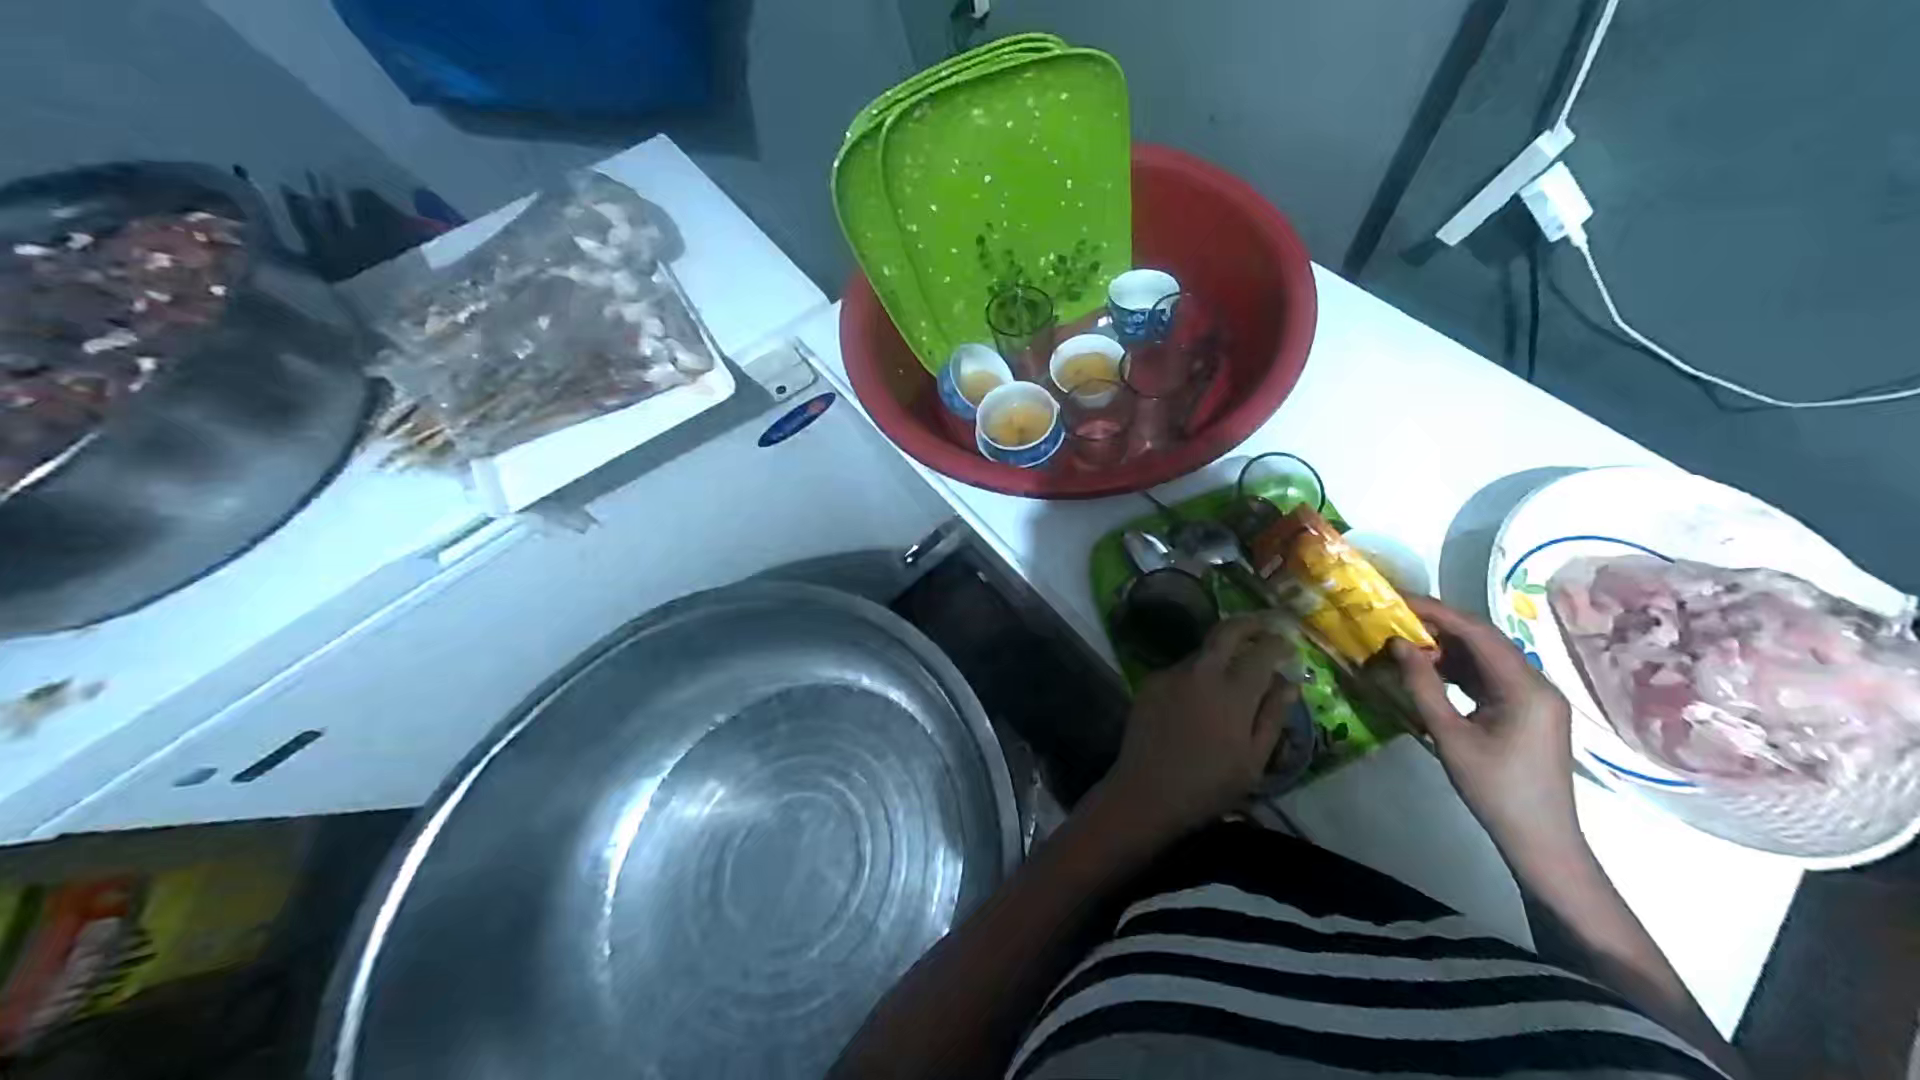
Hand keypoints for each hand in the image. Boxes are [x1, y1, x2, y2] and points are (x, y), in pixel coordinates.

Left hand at [1103, 617, 1298, 838]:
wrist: (1146, 791)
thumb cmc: (1209, 785)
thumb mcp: (1254, 760)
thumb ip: (1273, 716)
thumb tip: (1289, 683)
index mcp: (1233, 693)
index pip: (1262, 652)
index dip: (1279, 644)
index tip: (1289, 645)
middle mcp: (1201, 673)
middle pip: (1228, 631)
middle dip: (1252, 623)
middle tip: (1267, 626)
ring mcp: (1172, 674)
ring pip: (1203, 651)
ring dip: (1222, 653)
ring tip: (1235, 671)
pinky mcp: (1150, 682)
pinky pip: (1182, 670)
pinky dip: (1198, 674)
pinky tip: (1201, 697)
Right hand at [1384, 595, 1581, 857]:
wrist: (1539, 836)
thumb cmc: (1494, 787)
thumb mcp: (1449, 735)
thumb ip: (1422, 686)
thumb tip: (1399, 644)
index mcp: (1526, 687)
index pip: (1478, 634)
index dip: (1437, 612)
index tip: (1399, 600)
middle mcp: (1537, 683)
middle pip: (1485, 640)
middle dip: (1440, 624)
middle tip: (1396, 616)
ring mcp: (1535, 697)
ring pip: (1487, 656)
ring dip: (1448, 646)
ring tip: (1406, 640)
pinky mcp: (1527, 709)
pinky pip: (1490, 675)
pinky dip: (1459, 667)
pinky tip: (1430, 668)